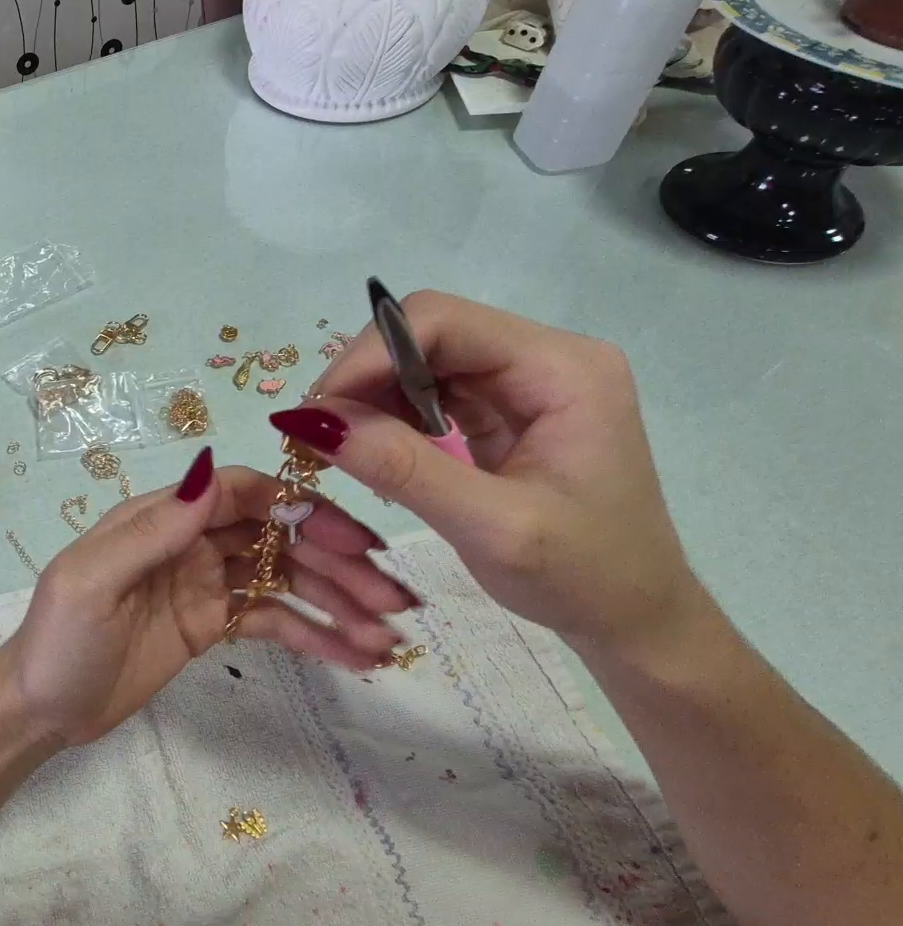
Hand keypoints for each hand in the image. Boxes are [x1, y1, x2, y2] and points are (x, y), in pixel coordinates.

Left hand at [4, 446, 414, 748]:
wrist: (44, 707)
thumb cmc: (60, 639)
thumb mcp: (91, 582)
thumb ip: (149, 534)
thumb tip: (208, 478)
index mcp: (157, 519)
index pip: (236, 493)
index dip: (295, 505)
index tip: (351, 538)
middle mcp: (188, 543)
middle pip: (272, 534)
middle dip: (334, 558)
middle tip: (392, 596)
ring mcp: (205, 585)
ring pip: (283, 578)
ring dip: (338, 600)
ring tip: (389, 636)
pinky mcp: (213, 627)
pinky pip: (273, 622)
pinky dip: (315, 635)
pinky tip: (359, 657)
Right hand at [273, 289, 711, 660]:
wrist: (636, 621)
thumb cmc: (583, 578)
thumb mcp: (489, 526)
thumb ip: (401, 466)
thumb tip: (306, 418)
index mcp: (562, 370)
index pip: (439, 321)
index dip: (368, 355)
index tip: (318, 412)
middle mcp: (544, 358)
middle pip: (424, 332)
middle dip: (363, 377)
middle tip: (317, 434)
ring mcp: (524, 381)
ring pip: (417, 358)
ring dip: (370, 397)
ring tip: (341, 448)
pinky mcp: (504, 406)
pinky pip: (427, 389)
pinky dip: (387, 414)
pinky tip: (375, 451)